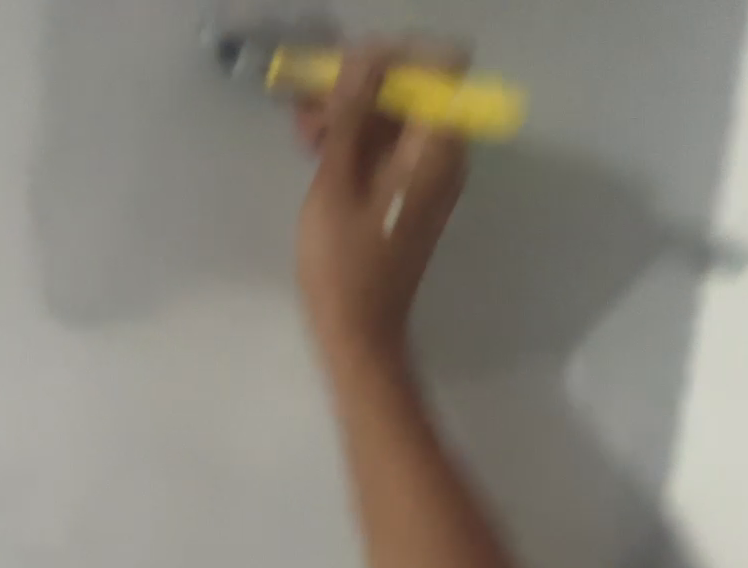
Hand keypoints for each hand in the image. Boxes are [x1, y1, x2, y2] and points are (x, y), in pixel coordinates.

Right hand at [295, 43, 470, 357]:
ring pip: (397, 122)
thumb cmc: (342, 264)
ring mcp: (430, 177)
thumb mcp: (335, 185)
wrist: (359, 330)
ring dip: (353, 116)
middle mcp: (445, 152)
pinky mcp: (411, 197)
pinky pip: (391, 151)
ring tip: (302, 132)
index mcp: (435, 145)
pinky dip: (358, 144)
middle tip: (307, 105)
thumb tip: (363, 59)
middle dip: (362, 86)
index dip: (389, 58)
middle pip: (414, 92)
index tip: (339, 74)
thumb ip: (351, 118)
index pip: (436, 64)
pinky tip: (319, 155)